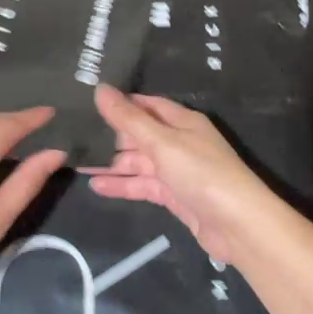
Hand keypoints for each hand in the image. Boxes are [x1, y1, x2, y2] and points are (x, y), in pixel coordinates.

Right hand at [84, 86, 267, 263]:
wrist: (237, 224)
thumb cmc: (201, 173)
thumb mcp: (162, 142)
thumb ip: (129, 119)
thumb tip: (101, 89)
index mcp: (182, 121)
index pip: (147, 105)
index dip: (121, 104)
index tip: (88, 103)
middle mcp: (180, 142)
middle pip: (141, 135)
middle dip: (111, 137)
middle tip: (75, 136)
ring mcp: (178, 171)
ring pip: (139, 162)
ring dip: (112, 164)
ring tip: (77, 163)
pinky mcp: (175, 196)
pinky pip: (143, 185)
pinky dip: (122, 185)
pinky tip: (97, 186)